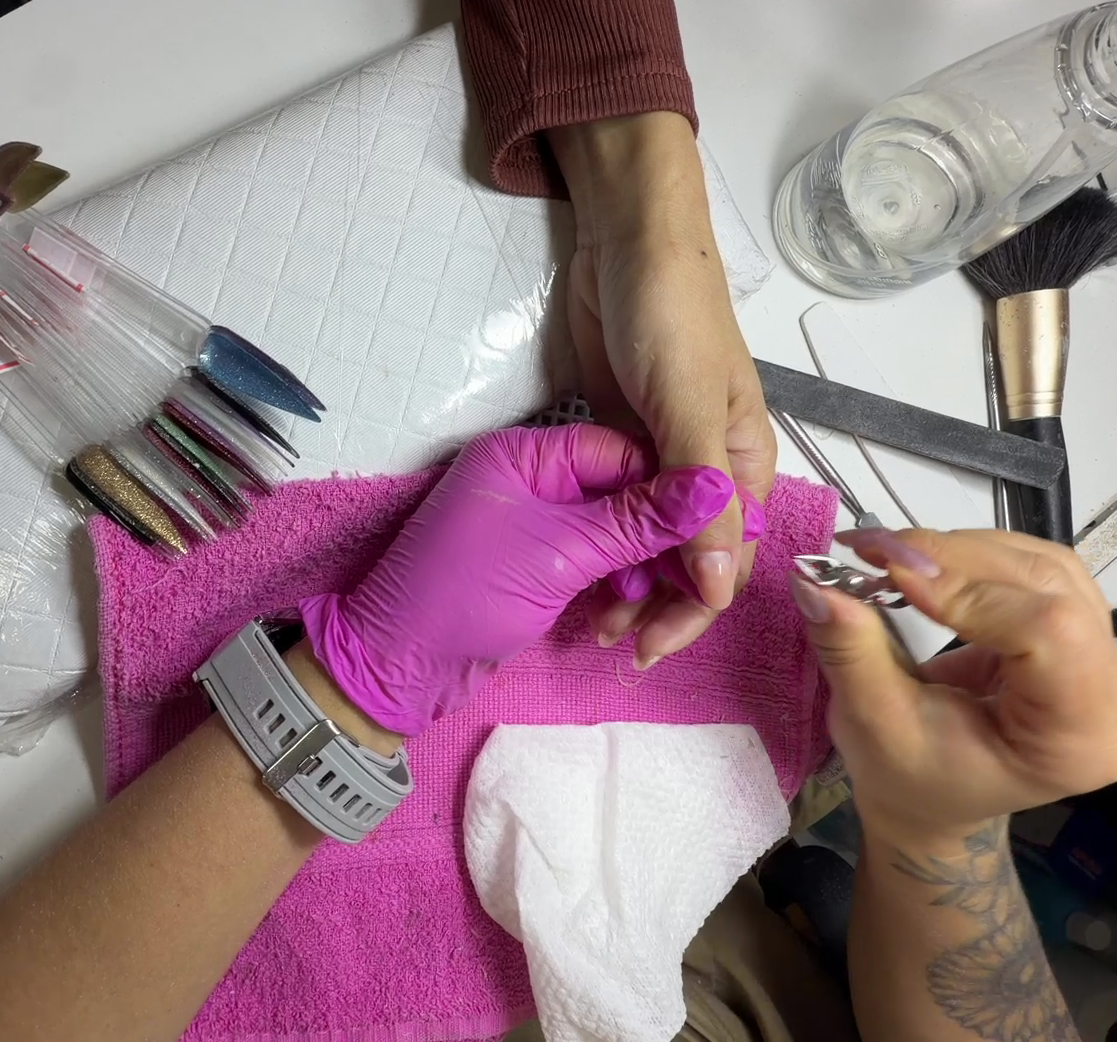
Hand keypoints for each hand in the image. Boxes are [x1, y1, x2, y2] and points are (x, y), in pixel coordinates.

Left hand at [300, 425, 733, 735]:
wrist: (401, 663)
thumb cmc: (467, 594)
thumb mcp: (558, 553)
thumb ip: (636, 521)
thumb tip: (714, 490)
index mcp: (527, 454)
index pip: (622, 454)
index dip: (670, 491)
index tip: (709, 532)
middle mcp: (533, 477)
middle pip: (621, 494)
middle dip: (655, 542)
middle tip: (685, 587)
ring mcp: (535, 520)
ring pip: (611, 533)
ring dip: (636, 573)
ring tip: (643, 618)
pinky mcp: (536, 559)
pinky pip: (591, 560)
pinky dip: (611, 587)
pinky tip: (621, 621)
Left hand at [548, 112, 777, 668]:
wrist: (627, 245)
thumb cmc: (671, 318)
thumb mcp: (687, 409)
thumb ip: (700, 497)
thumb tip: (722, 587)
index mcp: (740, 465)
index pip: (726, 560)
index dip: (691, 610)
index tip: (649, 647)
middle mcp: (705, 470)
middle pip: (688, 557)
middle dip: (655, 602)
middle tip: (609, 639)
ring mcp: (660, 456)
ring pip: (648, 537)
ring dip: (625, 577)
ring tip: (591, 617)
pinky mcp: (623, 440)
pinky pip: (617, 505)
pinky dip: (604, 537)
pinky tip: (580, 563)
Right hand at [790, 528, 1116, 841]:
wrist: (931, 795)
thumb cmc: (905, 775)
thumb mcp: (869, 720)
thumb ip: (850, 649)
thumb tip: (814, 582)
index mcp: (1077, 739)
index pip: (1049, 633)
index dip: (968, 591)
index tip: (887, 574)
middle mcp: (1114, 697)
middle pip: (1048, 587)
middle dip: (951, 557)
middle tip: (869, 550)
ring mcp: (1102, 662)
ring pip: (1043, 566)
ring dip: (959, 548)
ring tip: (888, 555)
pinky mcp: (1076, 636)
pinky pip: (1034, 572)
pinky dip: (972, 554)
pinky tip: (923, 565)